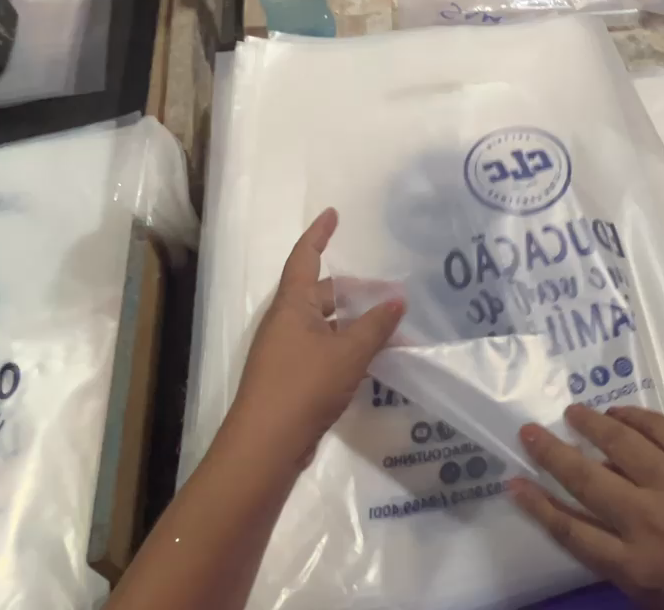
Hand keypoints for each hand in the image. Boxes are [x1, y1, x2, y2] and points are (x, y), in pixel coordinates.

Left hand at [224, 208, 404, 463]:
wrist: (264, 449)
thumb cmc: (303, 387)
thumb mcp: (349, 353)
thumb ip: (376, 326)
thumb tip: (398, 300)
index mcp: (292, 306)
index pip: (305, 258)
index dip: (319, 235)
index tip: (334, 214)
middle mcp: (285, 323)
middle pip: (320, 294)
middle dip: (353, 290)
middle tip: (388, 292)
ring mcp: (285, 353)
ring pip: (325, 325)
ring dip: (354, 323)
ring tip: (388, 326)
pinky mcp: (291, 380)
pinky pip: (324, 350)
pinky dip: (347, 348)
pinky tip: (371, 360)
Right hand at [510, 405, 663, 609]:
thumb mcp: (647, 587)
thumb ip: (608, 550)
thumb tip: (570, 500)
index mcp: (635, 566)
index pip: (570, 530)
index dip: (537, 505)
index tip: (513, 482)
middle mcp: (650, 522)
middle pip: (586, 479)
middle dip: (551, 454)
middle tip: (528, 431)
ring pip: (619, 441)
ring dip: (590, 423)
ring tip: (571, 412)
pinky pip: (658, 426)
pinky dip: (632, 415)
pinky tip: (616, 412)